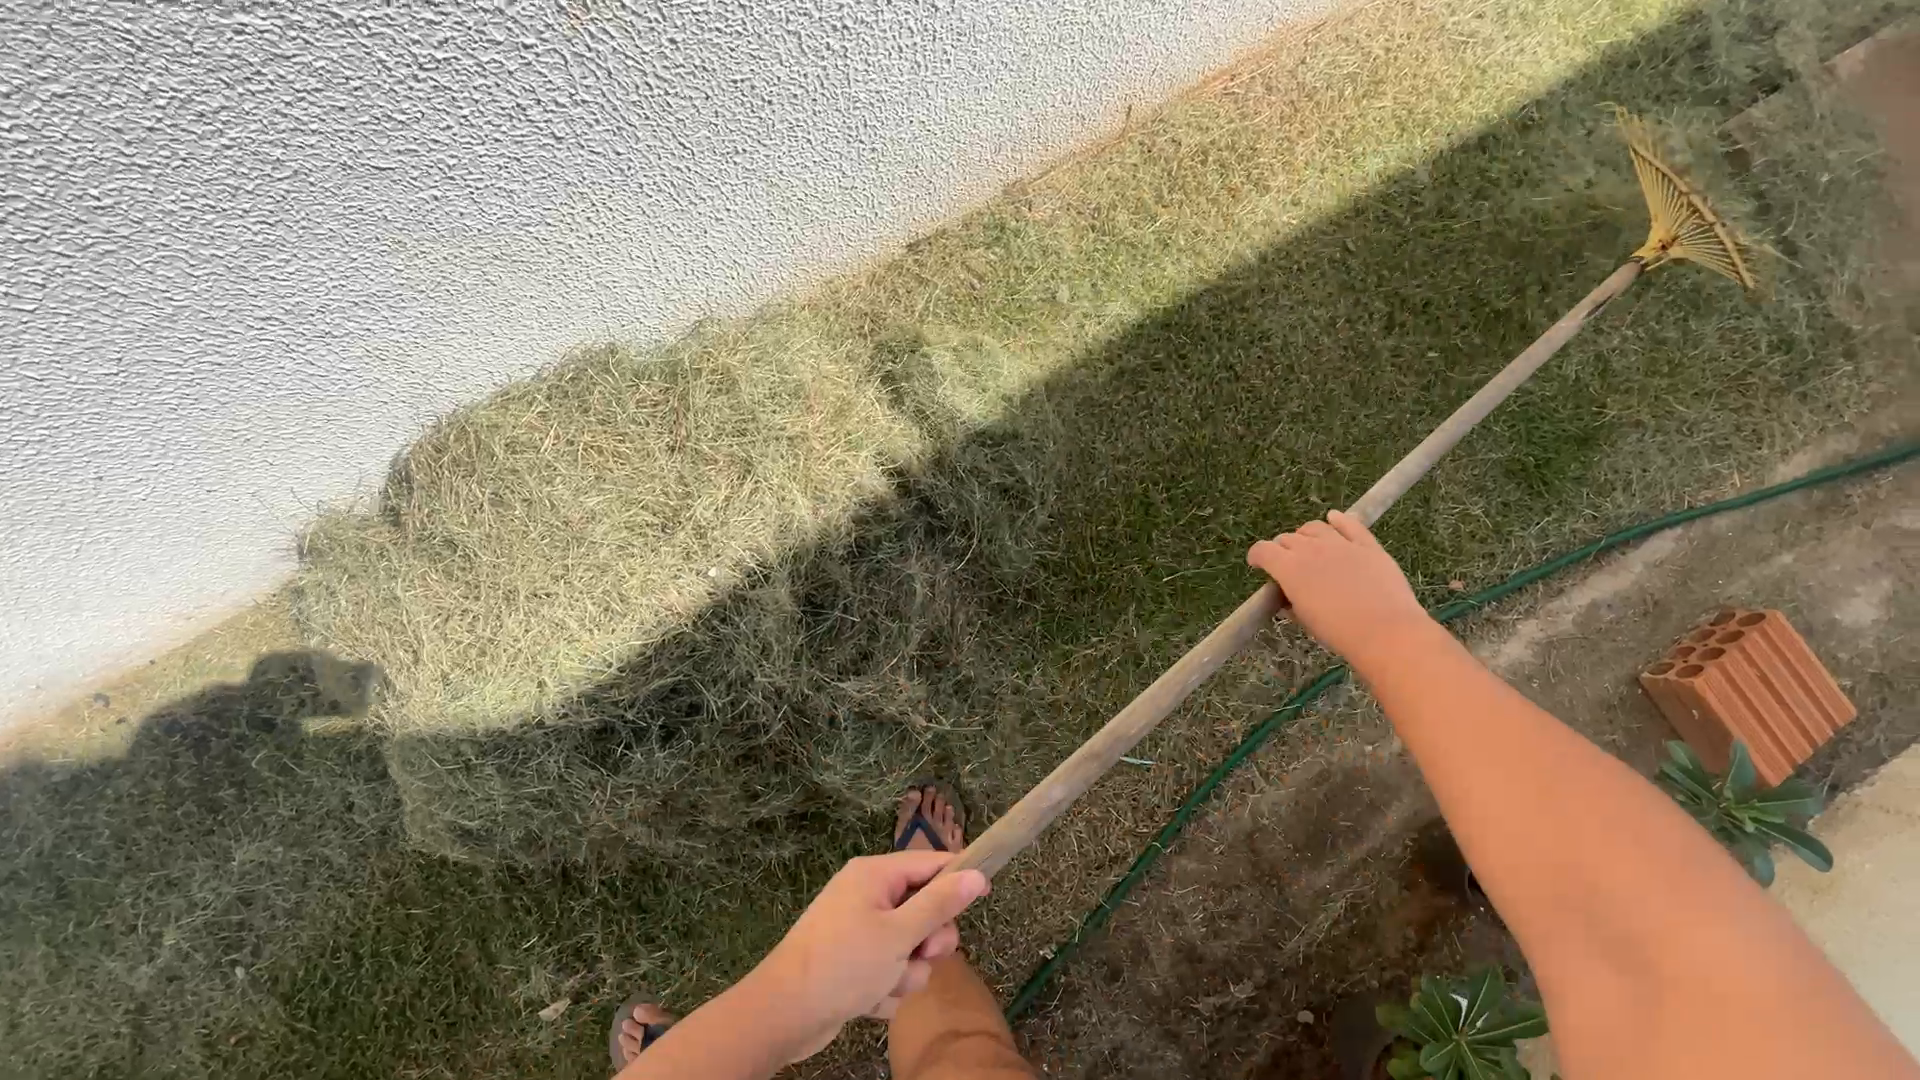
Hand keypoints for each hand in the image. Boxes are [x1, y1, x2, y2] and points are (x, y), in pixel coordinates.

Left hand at [741, 851, 989, 1058]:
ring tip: (884, 984)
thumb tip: (977, 873)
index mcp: (875, 875)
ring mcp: (859, 930)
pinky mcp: (853, 963)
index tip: (985, 895)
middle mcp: (867, 895)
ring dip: (907, 971)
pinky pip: (890, 970)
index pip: (930, 863)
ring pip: (910, 946)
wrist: (783, 1015)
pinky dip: (885, 988)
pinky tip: (866, 1000)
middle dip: (928, 940)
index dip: (959, 878)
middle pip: (924, 909)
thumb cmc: (843, 965)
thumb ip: (940, 904)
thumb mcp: (899, 934)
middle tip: (921, 953)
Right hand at [1246, 510, 1432, 664]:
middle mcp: (1311, 549)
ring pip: (1315, 527)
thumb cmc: (1338, 631)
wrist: (1385, 631)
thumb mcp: (1304, 619)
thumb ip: (1291, 600)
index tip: (1258, 564)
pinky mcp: (1367, 545)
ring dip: (1306, 535)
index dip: (1257, 556)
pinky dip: (1338, 519)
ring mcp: (1341, 544)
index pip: (1262, 550)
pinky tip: (1334, 518)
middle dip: (1282, 549)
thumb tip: (1289, 595)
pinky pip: (1350, 524)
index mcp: (1289, 568)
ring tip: (1309, 546)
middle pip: (1287, 538)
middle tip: (1287, 564)